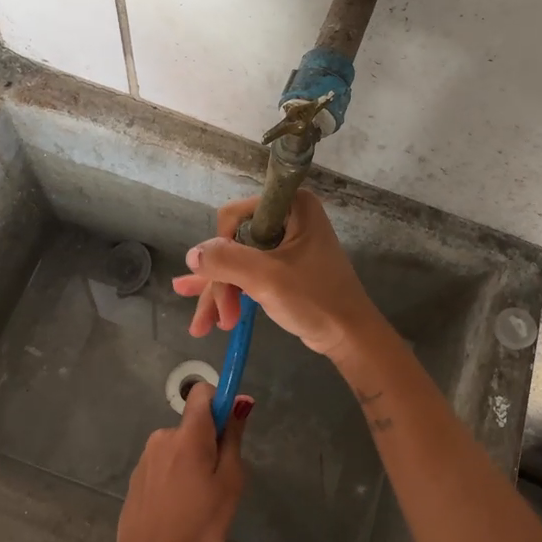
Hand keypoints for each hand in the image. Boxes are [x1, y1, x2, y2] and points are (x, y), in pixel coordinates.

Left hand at [114, 382, 252, 541]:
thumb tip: (239, 402)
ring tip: (199, 505)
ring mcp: (146, 459)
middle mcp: (162, 438)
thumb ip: (233, 439)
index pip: (202, 392)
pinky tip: (178, 513)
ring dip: (192, 465)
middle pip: (192, 426)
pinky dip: (175, 481)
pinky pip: (164, 468)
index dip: (221, 402)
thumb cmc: (199, 524)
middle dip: (209, 445)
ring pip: (178, 450)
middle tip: (220, 484)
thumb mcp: (230, 482)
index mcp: (187, 434)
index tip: (233, 426)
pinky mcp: (136, 480)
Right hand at [172, 190, 386, 356]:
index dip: (221, 247)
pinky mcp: (283, 267)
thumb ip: (226, 261)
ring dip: (221, 293)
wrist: (349, 336)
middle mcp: (287, 218)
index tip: (218, 278)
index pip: (234, 216)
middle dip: (219, 282)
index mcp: (291, 206)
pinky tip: (207, 314)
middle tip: (215, 318)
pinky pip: (248, 273)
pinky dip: (231, 294)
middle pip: (233, 243)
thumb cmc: (314, 299)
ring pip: (237, 262)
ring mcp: (284, 244)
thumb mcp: (266, 278)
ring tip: (202, 326)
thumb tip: (192, 255)